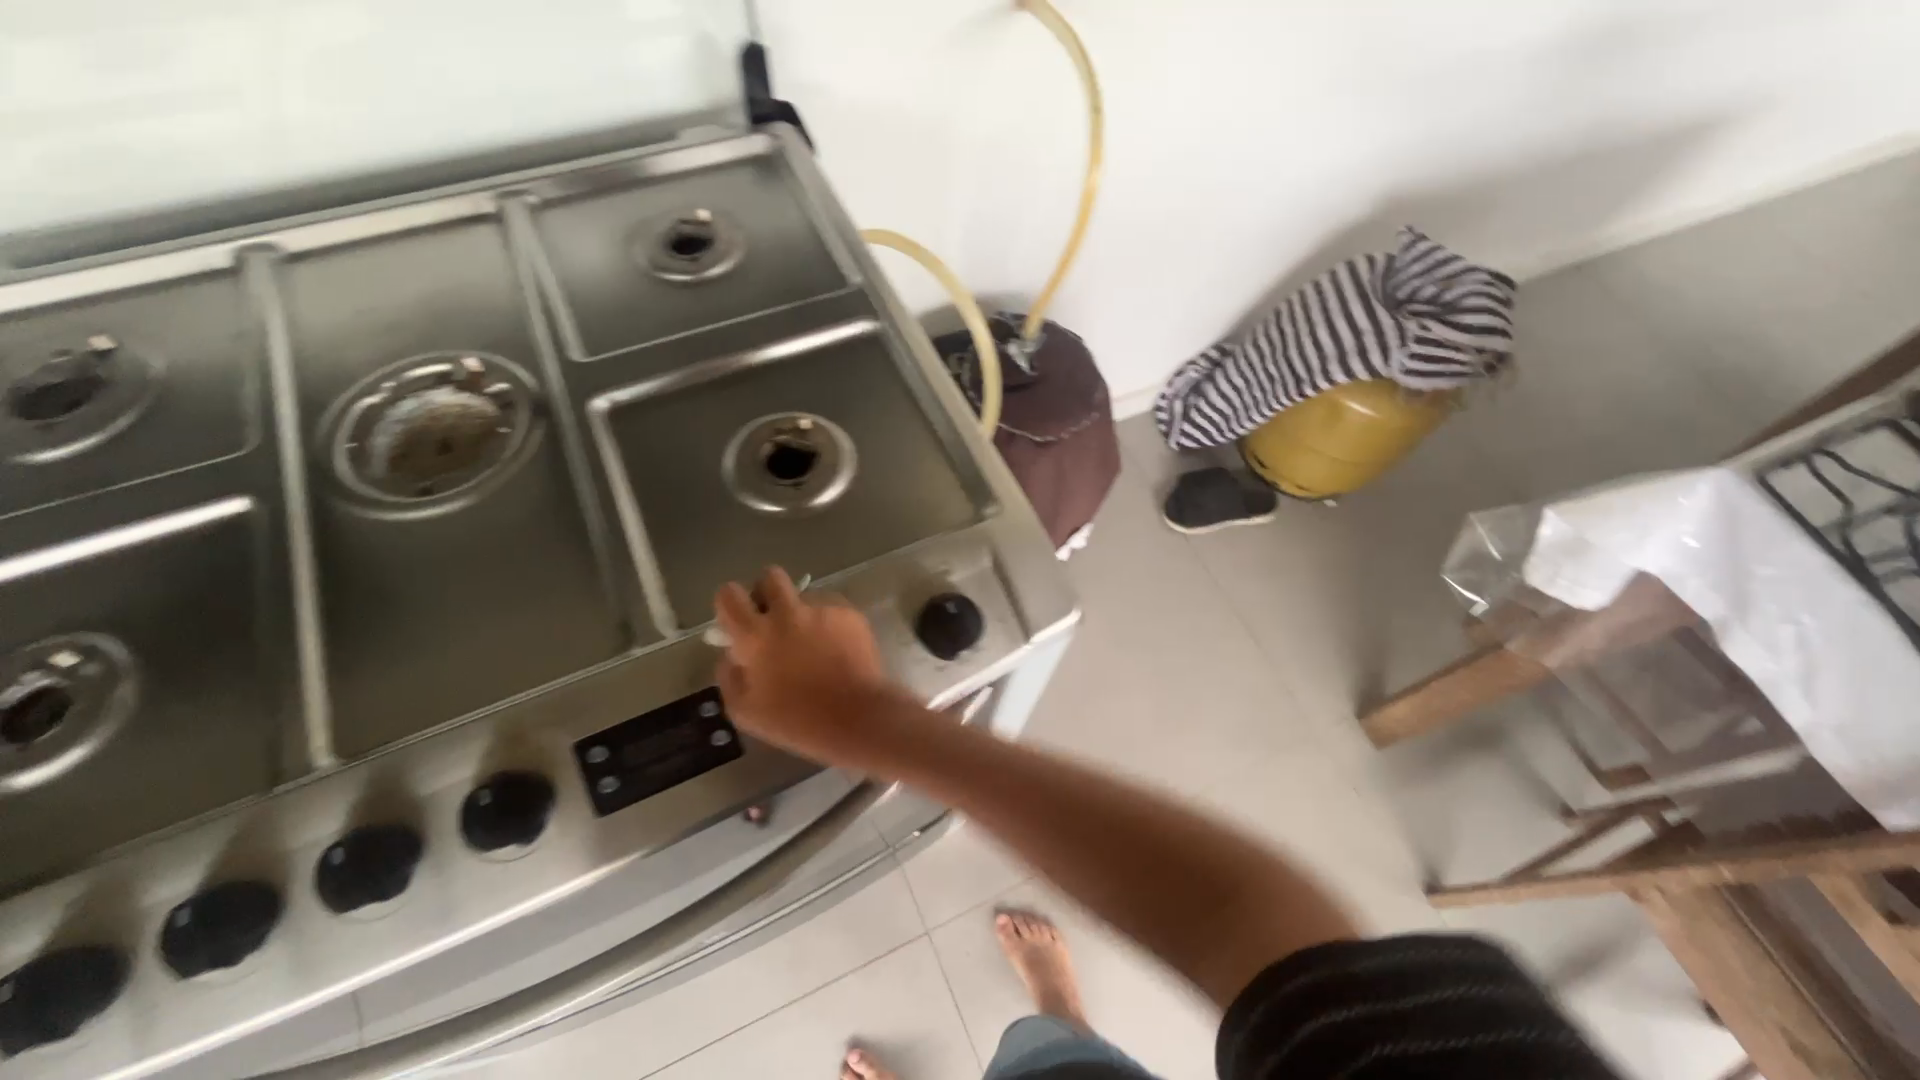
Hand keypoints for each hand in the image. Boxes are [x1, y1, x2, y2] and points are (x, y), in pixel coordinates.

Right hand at [714, 567, 911, 766]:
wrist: (857, 717)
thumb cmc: (797, 720)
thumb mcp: (744, 711)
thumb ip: (729, 676)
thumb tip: (731, 654)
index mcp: (756, 634)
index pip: (728, 594)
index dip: (730, 605)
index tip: (738, 623)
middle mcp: (787, 612)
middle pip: (770, 576)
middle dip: (767, 592)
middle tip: (773, 620)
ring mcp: (822, 610)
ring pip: (805, 596)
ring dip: (802, 613)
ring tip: (814, 645)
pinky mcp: (850, 614)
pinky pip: (831, 610)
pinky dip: (829, 624)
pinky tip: (837, 651)